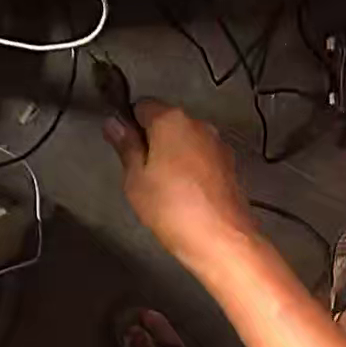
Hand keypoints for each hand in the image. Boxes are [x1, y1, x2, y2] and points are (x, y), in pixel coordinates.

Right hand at [103, 101, 258, 266]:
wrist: (222, 240)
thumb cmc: (178, 211)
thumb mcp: (136, 179)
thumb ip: (125, 147)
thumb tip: (115, 126)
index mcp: (172, 121)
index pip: (142, 106)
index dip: (129, 124)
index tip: (122, 143)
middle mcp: (200, 127)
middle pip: (168, 124)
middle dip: (153, 143)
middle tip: (141, 174)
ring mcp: (218, 148)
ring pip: (188, 144)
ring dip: (175, 159)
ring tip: (165, 192)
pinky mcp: (230, 169)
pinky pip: (204, 163)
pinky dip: (194, 174)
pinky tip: (186, 198)